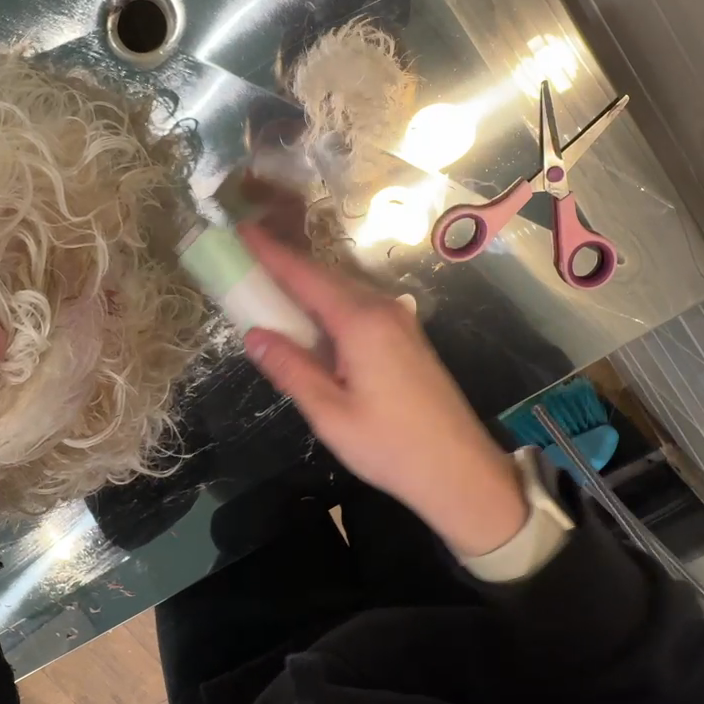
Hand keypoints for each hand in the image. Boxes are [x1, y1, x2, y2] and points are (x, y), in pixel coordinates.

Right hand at [236, 222, 529, 556]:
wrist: (462, 473)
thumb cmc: (391, 447)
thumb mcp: (330, 414)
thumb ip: (291, 369)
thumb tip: (254, 336)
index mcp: (361, 322)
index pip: (305, 276)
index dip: (270, 252)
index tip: (241, 230)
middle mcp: (383, 310)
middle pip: (324, 276)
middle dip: (284, 266)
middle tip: (245, 261)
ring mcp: (400, 321)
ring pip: (342, 291)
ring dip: (305, 286)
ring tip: (268, 287)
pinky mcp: (406, 337)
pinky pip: (358, 306)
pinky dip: (327, 304)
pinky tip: (309, 320)